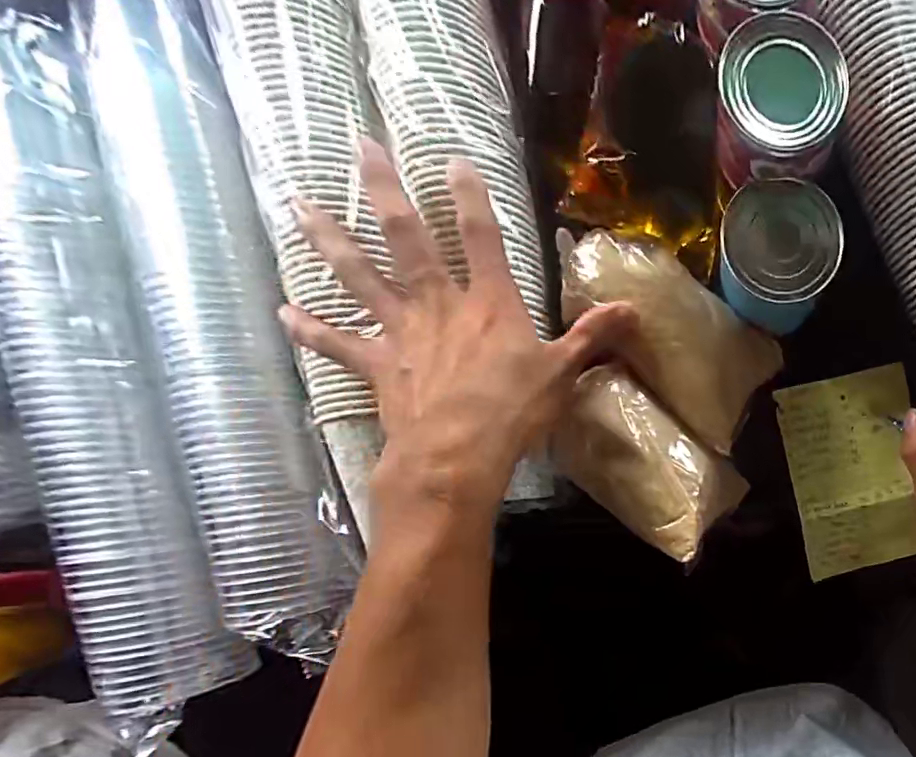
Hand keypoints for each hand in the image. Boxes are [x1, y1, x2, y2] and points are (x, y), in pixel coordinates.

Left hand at [281, 140, 636, 524]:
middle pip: (408, 238)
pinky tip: (283, 312)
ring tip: (296, 204)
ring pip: (360, 276)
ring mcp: (403, 333)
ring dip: (328, 239)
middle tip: (360, 145)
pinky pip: (339, 345)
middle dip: (385, 189)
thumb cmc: (515, 411)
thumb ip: (591, 336)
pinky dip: (311, 330)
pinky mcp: (379, 366)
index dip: (471, 196)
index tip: (454, 158)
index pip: (482, 237)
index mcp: (489, 303)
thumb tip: (631, 308)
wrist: (459, 454)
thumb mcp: (563, 372)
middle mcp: (440, 305)